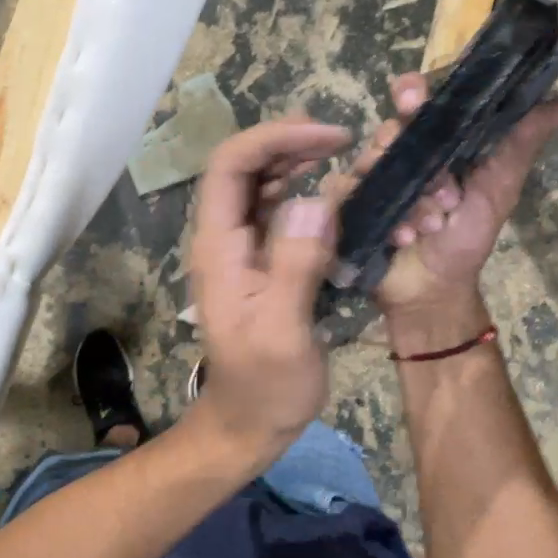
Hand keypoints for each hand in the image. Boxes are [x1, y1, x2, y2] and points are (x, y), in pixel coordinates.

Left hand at [188, 119, 351, 463]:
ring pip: (257, 185)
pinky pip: (273, 211)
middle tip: (339, 140)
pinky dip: (299, 190)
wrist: (250, 421)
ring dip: (292, 161)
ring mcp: (239, 249)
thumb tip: (317, 200)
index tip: (328, 137)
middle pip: (241, 167)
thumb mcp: (283, 329)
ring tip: (337, 154)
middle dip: (285, 142)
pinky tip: (329, 192)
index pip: (230, 167)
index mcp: (218, 247)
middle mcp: (222, 239)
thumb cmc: (265, 384)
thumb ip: (295, 264)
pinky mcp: (258, 262)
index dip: (274, 139)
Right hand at [340, 74, 557, 345]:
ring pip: (369, 162)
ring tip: (431, 224)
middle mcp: (398, 155)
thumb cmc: (467, 237)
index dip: (409, 91)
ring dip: (408, 196)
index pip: (414, 101)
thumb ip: (521, 143)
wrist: (435, 289)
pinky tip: (402, 236)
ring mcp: (369, 180)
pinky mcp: (348, 205)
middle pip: (387, 130)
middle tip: (444, 191)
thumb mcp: (499, 187)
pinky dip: (379, 214)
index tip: (412, 98)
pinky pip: (345, 192)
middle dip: (416, 158)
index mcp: (432, 143)